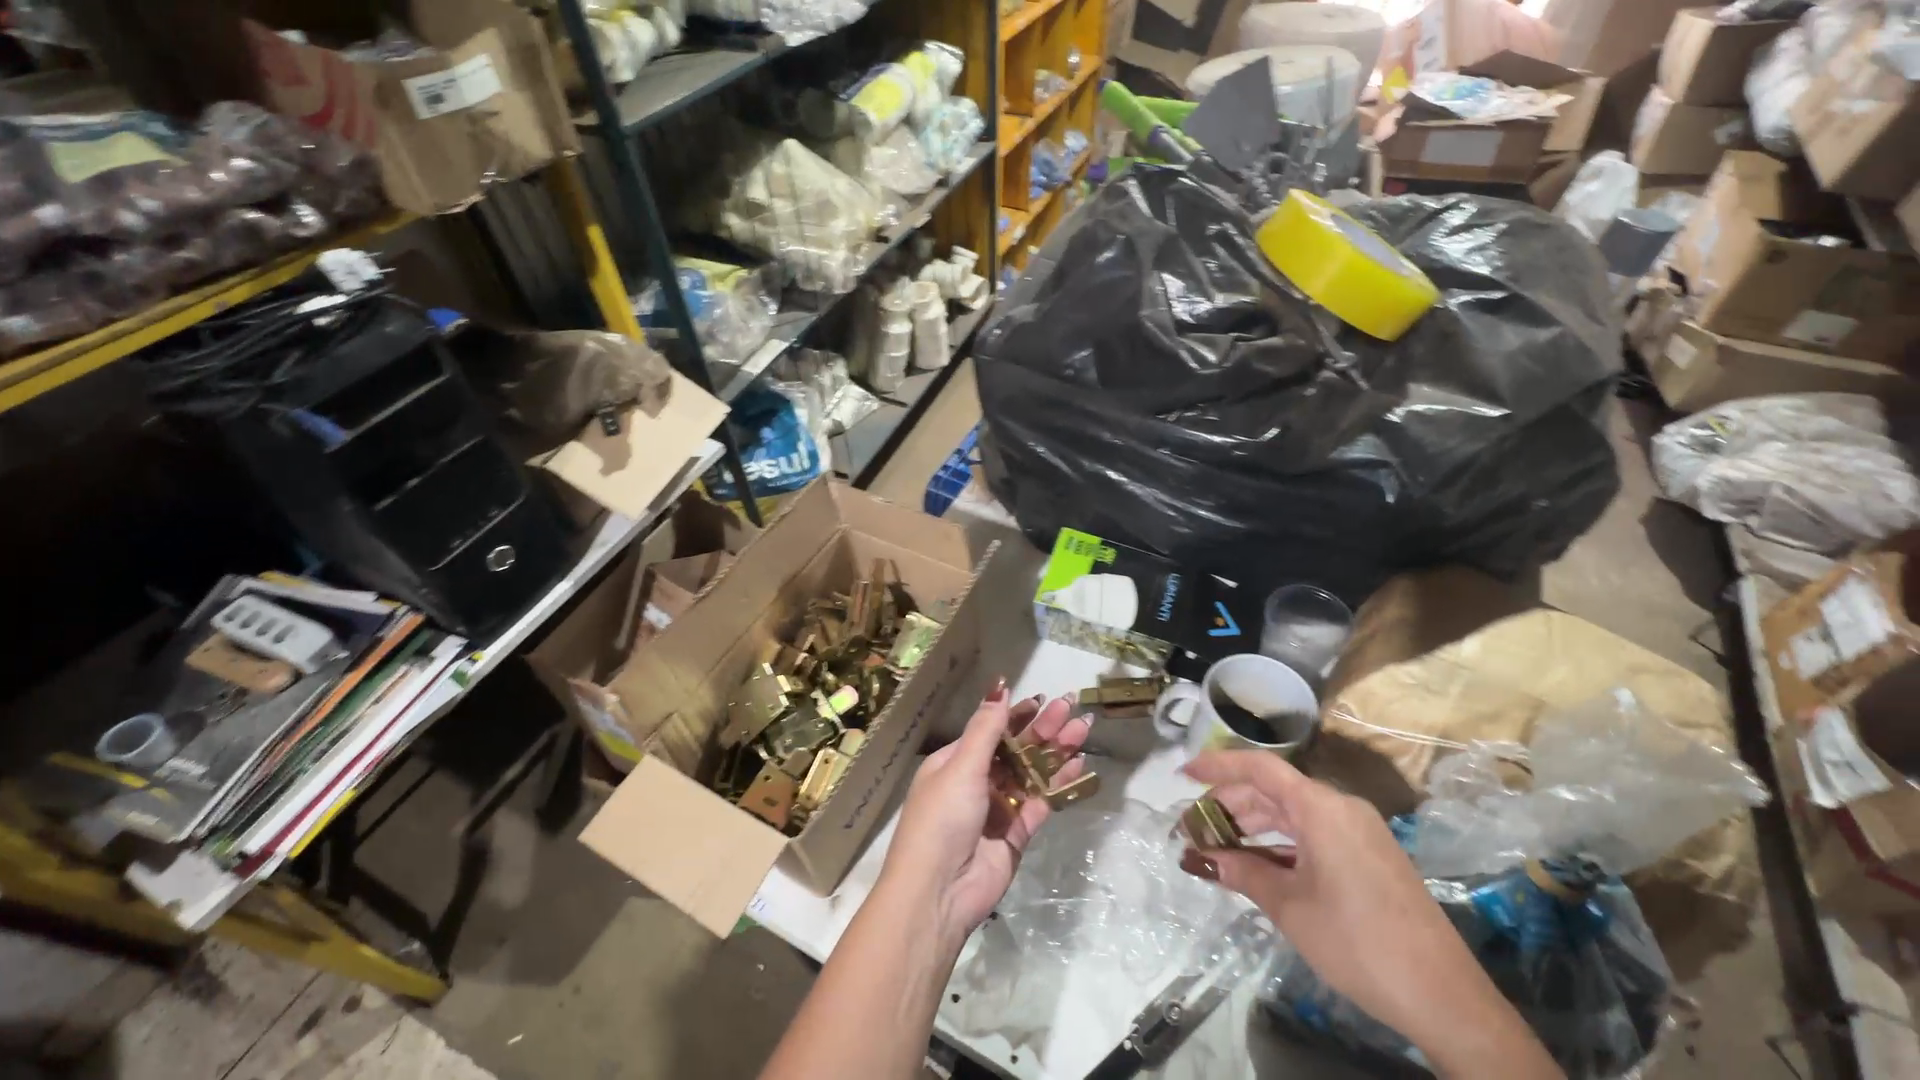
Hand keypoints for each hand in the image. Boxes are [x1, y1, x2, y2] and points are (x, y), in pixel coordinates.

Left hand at [880, 680, 1091, 947]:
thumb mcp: (961, 768)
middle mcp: (975, 782)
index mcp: (953, 763)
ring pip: (1031, 773)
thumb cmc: (942, 820)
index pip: (990, 731)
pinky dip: (1058, 784)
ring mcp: (997, 808)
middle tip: (1072, 709)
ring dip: (1056, 752)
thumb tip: (1000, 688)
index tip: (1044, 700)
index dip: (1017, 715)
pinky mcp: (1016, 834)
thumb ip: (986, 729)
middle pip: (1015, 750)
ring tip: (1083, 730)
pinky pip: (1040, 802)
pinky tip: (1079, 767)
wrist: (939, 892)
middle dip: (1043, 730)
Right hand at [1183, 751, 1556, 1076]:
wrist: (1440, 993)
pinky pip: (1313, 834)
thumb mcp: (1290, 907)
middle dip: (1230, 804)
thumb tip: (1209, 858)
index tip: (1183, 774)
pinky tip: (1255, 864)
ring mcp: (1359, 832)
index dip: (1218, 766)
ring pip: (1293, 814)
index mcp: (1322, 809)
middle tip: (1191, 828)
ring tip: (1215, 847)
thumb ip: (1245, 873)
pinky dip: (1280, 843)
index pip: (1260, 769)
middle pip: (1274, 791)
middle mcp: (1341, 809)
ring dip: (1253, 826)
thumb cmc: (1356, 942)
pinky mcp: (1368, 856)